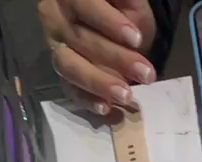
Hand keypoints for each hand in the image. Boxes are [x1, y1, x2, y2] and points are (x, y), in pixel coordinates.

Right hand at [38, 0, 157, 113]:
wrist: (115, 31)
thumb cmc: (121, 12)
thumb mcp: (128, 2)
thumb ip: (126, 2)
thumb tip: (129, 13)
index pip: (82, 4)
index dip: (108, 22)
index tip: (136, 39)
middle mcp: (54, 19)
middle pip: (79, 38)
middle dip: (116, 58)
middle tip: (147, 74)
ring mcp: (56, 49)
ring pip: (70, 67)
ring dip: (99, 83)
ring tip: (127, 96)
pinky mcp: (63, 76)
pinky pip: (70, 90)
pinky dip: (88, 102)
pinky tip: (107, 109)